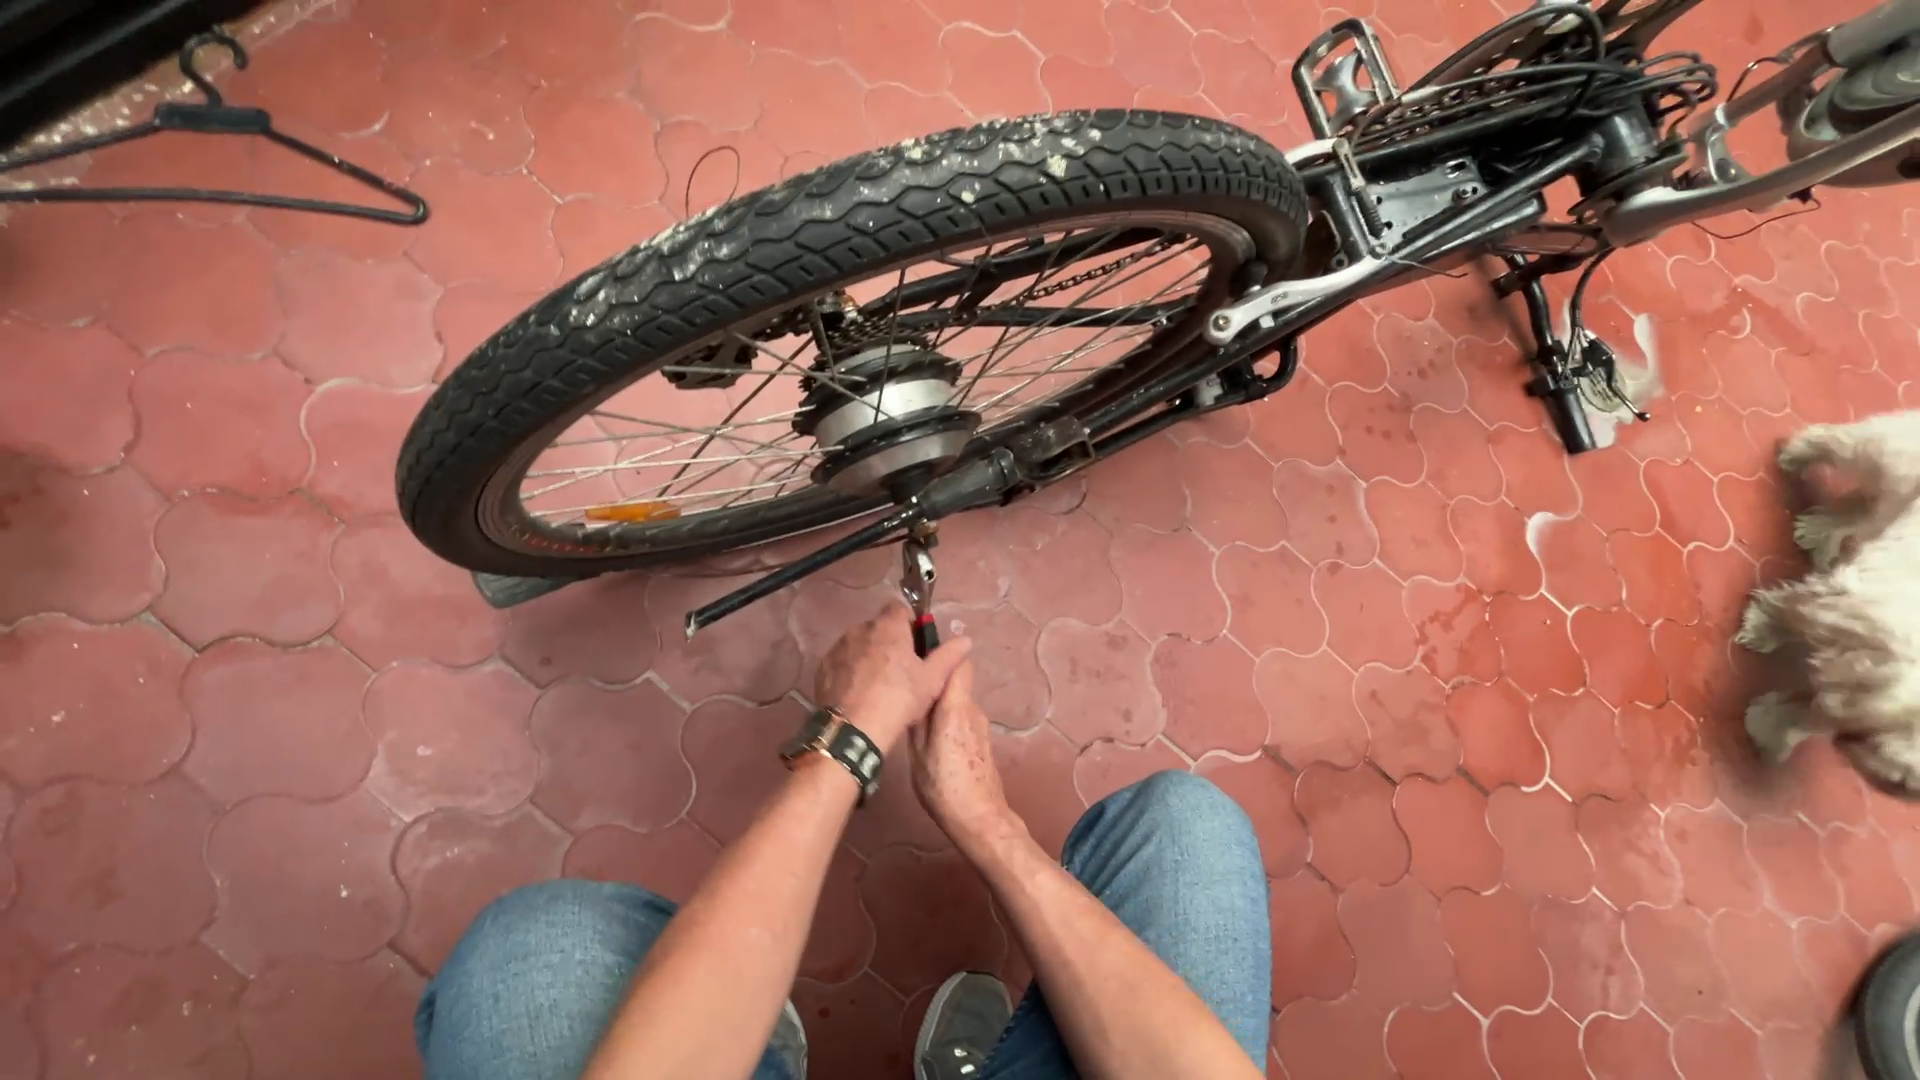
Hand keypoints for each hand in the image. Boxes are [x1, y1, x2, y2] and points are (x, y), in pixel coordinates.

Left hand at [815, 603, 971, 751]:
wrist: (854, 729)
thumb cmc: (899, 699)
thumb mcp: (932, 680)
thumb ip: (948, 655)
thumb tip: (965, 640)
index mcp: (888, 626)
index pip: (900, 609)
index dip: (909, 624)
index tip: (915, 646)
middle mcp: (860, 629)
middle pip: (878, 627)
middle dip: (888, 642)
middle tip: (900, 670)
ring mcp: (838, 648)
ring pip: (858, 645)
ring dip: (867, 656)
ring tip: (877, 685)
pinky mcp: (822, 668)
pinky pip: (841, 662)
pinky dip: (849, 671)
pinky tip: (858, 694)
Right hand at [910, 659, 1016, 854]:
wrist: (980, 818)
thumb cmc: (943, 787)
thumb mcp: (918, 754)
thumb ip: (917, 720)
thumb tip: (915, 692)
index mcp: (956, 708)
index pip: (958, 664)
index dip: (943, 655)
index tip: (921, 655)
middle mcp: (973, 710)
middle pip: (956, 682)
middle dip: (934, 683)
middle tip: (908, 692)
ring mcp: (981, 725)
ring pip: (958, 701)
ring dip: (940, 705)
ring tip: (916, 718)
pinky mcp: (982, 740)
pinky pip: (962, 718)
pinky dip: (948, 721)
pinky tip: (933, 739)